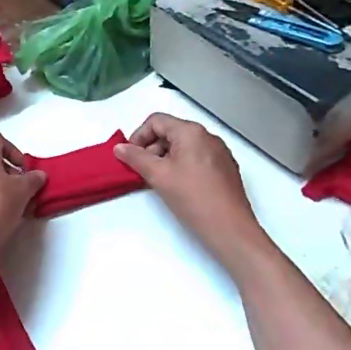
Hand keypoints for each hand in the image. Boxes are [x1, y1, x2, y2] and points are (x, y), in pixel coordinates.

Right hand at [115, 114, 265, 260]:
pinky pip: (197, 158)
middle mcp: (207, 136)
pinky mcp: (225, 168)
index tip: (130, 157)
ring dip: (166, 159)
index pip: (156, 121)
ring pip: (184, 147)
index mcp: (191, 131)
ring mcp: (219, 152)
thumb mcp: (158, 176)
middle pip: (171, 132)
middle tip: (142, 172)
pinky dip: (182, 166)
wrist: (230, 228)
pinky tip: (179, 187)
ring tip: (159, 182)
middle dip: (152, 149)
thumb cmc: (193, 198)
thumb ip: (136, 158)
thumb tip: (120, 147)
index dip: (138, 136)